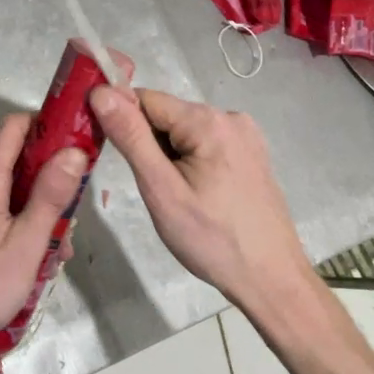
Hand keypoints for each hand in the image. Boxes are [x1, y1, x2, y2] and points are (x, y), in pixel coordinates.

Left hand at [0, 113, 88, 353]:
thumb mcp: (27, 242)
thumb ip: (50, 195)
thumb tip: (74, 150)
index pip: (14, 127)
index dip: (45, 124)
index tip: (75, 139)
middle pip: (17, 163)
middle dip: (50, 184)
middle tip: (71, 219)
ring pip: (10, 194)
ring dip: (38, 214)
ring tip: (56, 253)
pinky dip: (20, 228)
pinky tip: (33, 263)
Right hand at [88, 86, 312, 309]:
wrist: (272, 281)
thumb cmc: (212, 239)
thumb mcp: (161, 189)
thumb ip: (131, 137)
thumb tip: (101, 92)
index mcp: (208, 121)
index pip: (145, 98)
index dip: (122, 121)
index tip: (113, 153)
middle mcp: (230, 117)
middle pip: (166, 114)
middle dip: (149, 143)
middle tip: (153, 187)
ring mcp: (246, 135)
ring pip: (185, 130)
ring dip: (169, 154)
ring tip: (177, 196)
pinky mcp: (252, 153)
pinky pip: (206, 143)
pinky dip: (191, 161)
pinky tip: (198, 194)